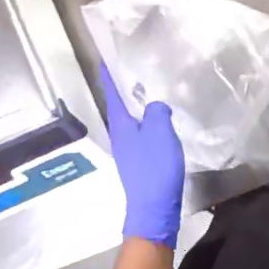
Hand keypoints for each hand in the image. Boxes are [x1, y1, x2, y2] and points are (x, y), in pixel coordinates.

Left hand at [99, 64, 184, 245]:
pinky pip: (142, 136)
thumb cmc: (156, 167)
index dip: (109, 76)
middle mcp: (120, 136)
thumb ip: (157, 111)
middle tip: (136, 71)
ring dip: (139, 108)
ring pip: (132, 122)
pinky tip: (162, 125)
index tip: (106, 59)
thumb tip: (155, 106)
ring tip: (152, 93)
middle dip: (126, 90)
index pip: (112, 94)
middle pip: (120, 108)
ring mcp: (128, 152)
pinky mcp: (139, 164)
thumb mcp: (161, 132)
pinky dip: (149, 125)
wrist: (154, 209)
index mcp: (121, 125)